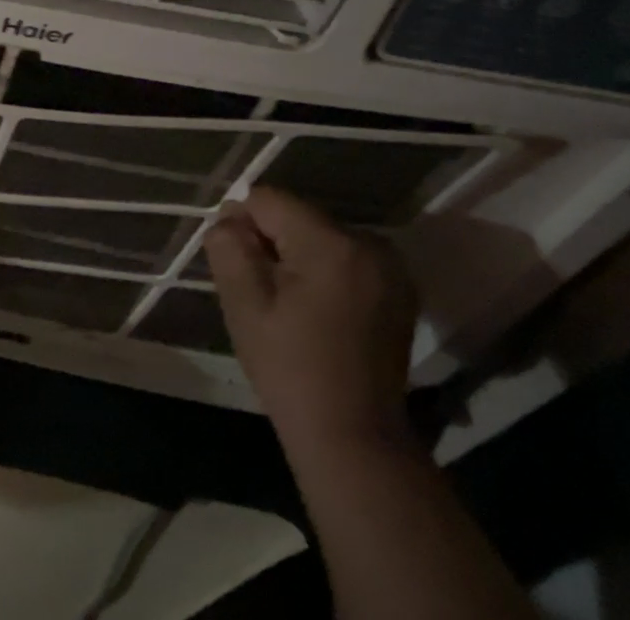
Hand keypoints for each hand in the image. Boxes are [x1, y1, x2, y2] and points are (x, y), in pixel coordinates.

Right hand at [205, 187, 418, 448]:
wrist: (351, 428)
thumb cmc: (288, 363)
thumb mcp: (242, 302)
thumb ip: (229, 247)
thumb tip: (230, 219)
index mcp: (332, 244)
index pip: (269, 200)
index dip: (239, 224)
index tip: (234, 265)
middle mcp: (372, 245)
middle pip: (299, 217)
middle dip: (270, 242)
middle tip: (257, 291)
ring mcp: (393, 270)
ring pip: (321, 239)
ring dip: (295, 258)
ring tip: (284, 304)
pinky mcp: (400, 292)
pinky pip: (346, 261)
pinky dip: (322, 274)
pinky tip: (313, 312)